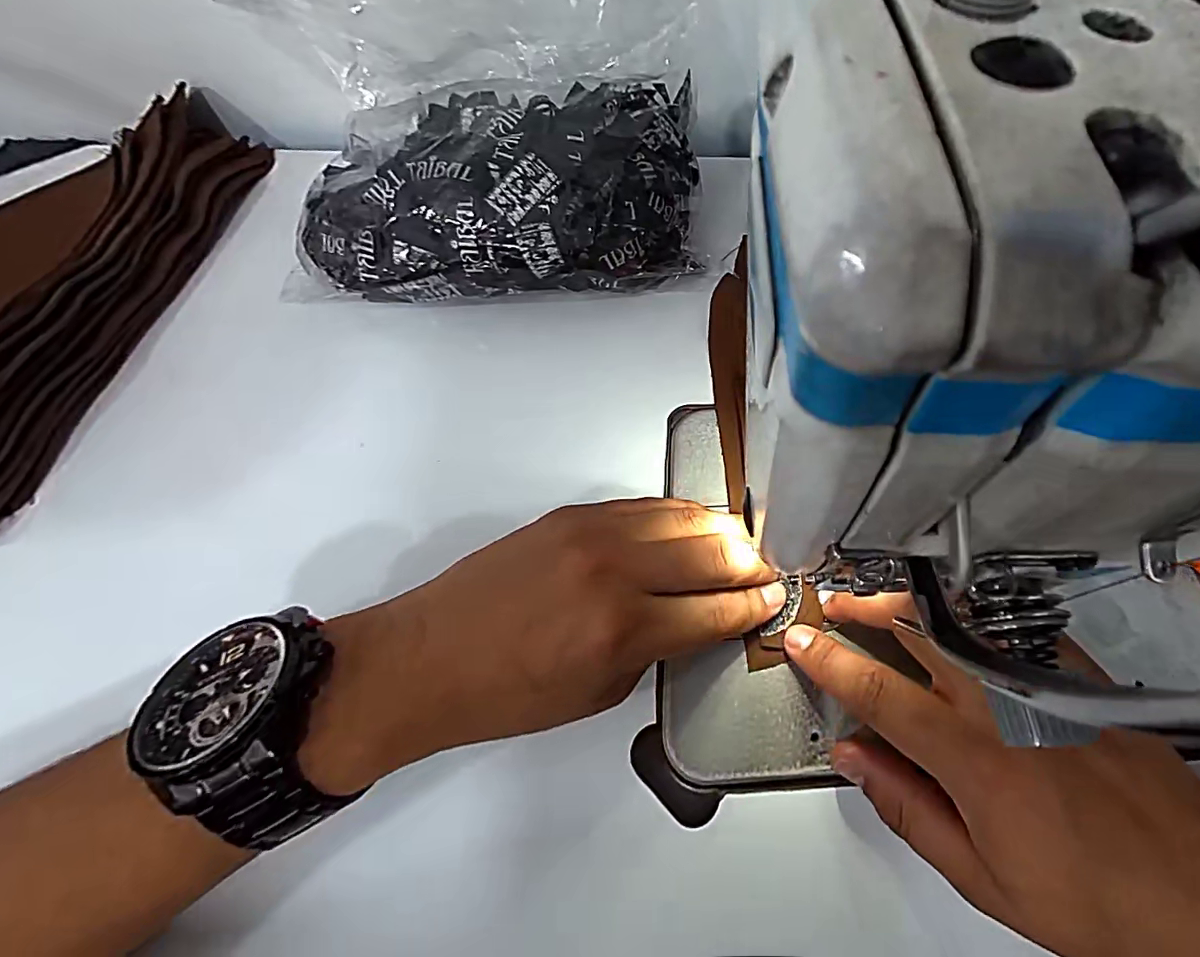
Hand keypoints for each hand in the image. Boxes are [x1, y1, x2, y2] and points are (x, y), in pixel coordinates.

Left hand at [301, 499, 782, 792]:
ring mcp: (594, 532)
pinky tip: (691, 530)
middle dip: (751, 566)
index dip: (754, 607)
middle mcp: (615, 571)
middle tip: (765, 574)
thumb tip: (700, 619)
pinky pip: (648, 506)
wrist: (426, 658)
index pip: (717, 610)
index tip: (773, 601)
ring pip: (687, 517)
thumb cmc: (507, 693)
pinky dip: (680, 518)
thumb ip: (660, 650)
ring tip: (737, 549)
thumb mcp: (599, 692)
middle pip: (714, 554)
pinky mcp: (575, 514)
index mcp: (623, 630)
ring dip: (722, 535)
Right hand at [798, 591, 1199, 956]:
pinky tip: (954, 618)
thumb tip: (858, 763)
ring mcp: (1040, 680)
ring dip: (910, 603)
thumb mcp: (983, 875)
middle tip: (836, 604)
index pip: (879, 693)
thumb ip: (909, 807)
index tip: (803, 641)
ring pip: (958, 618)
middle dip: (866, 608)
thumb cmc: (1099, 893)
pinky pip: (1007, 627)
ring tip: (880, 605)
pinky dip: (966, 613)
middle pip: (917, 631)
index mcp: (971, 756)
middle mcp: (1002, 703)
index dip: (831, 661)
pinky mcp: (1072, 672)